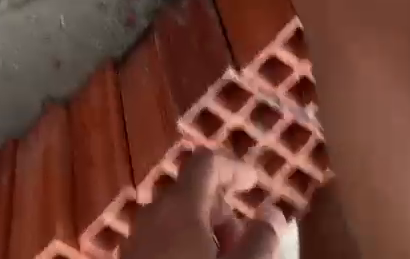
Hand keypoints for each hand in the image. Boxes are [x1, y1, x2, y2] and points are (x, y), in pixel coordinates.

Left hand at [121, 152, 284, 258]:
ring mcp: (136, 239)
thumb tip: (272, 213)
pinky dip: (184, 247)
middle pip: (190, 192)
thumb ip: (260, 242)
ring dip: (204, 233)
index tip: (256, 185)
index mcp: (180, 206)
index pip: (206, 163)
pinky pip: (162, 240)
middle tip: (245, 245)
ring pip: (176, 219)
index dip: (234, 167)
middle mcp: (153, 213)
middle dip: (221, 211)